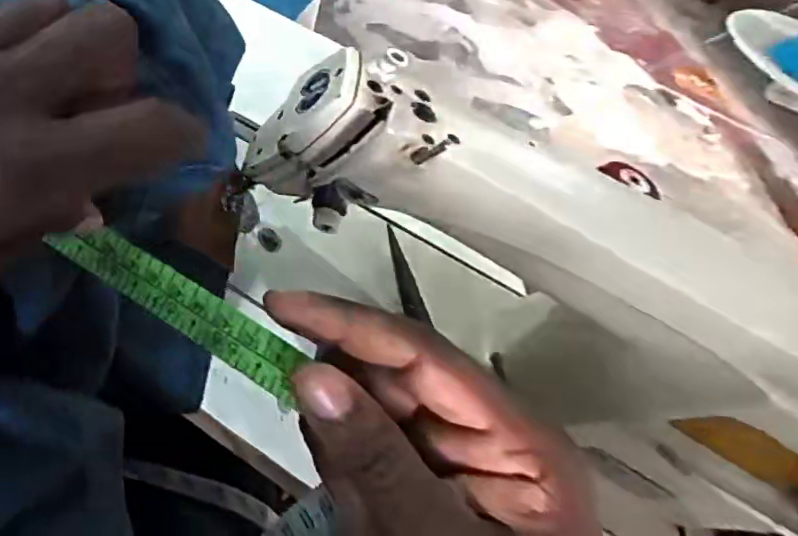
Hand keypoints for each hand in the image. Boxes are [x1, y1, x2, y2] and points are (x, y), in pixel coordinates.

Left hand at [0, 0, 207, 352]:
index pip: (147, 125)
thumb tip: (91, 194)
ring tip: (30, 77)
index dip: (180, 130)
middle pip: (106, 26)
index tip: (175, 138)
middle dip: (121, 62)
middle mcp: (2, 91)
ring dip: (56, 39)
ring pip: (42, 3)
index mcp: (28, 164)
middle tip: (91, 100)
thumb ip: (42, 219)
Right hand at [263, 292, 598, 535]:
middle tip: (302, 416)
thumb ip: (375, 460)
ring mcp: (454, 448)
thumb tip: (309, 373)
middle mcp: (488, 428)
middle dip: (337, 384)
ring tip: (347, 486)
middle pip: (391, 368)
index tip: (277, 305)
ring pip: (368, 393)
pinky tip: (351, 491)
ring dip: (336, 425)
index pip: (422, 353)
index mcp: (520, 439)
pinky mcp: (422, 465)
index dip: (346, 321)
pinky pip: (363, 427)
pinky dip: (338, 447)